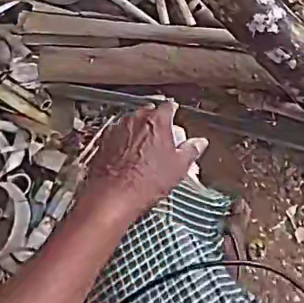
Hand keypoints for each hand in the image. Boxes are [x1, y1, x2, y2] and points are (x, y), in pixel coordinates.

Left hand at [80, 101, 207, 227]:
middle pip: (149, 113)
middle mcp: (136, 119)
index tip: (174, 117)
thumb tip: (199, 143)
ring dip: (138, 133)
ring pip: (132, 124)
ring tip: (143, 153)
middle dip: (155, 124)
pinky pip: (118, 136)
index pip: (168, 106)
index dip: (173, 112)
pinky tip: (127, 159)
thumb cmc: (146, 181)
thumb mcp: (178, 167)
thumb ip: (191, 150)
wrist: (114, 195)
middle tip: (161, 141)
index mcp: (157, 120)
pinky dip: (123, 143)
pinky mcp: (104, 141)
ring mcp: (118, 128)